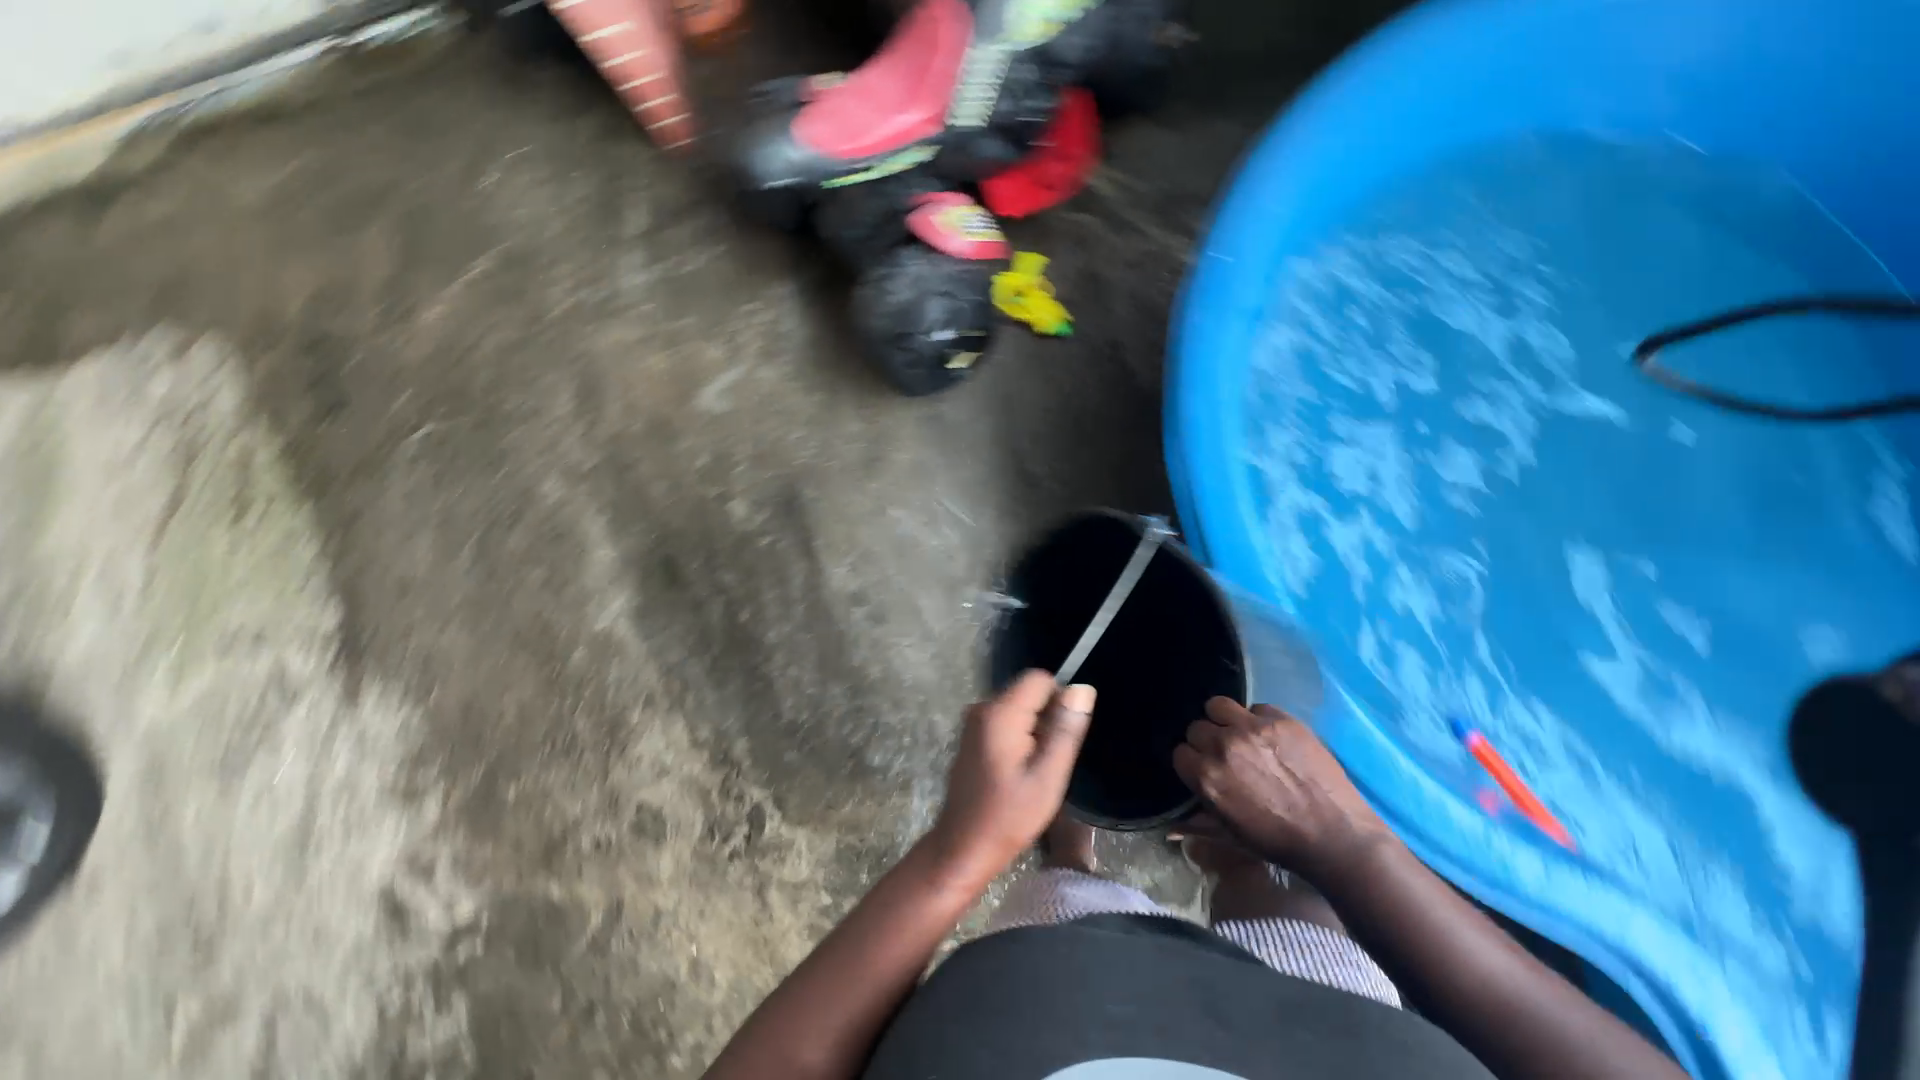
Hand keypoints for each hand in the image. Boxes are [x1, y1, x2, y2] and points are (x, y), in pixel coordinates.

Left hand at [929, 671, 1094, 883]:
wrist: (964, 846)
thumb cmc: (1009, 815)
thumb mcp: (1048, 775)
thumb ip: (1066, 729)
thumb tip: (1082, 688)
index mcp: (999, 713)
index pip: (1039, 679)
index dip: (1059, 701)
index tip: (1062, 738)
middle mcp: (981, 709)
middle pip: (1028, 692)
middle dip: (1046, 719)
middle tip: (1048, 761)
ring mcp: (973, 723)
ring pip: (1019, 709)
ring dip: (1034, 732)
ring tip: (1034, 770)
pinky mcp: (971, 737)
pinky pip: (1006, 723)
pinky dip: (1019, 740)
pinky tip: (1019, 772)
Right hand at [1172, 699, 1393, 880]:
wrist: (1334, 835)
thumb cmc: (1277, 841)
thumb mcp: (1229, 835)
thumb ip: (1195, 824)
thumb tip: (1168, 828)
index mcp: (1206, 777)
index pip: (1180, 752)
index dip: (1192, 762)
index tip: (1205, 769)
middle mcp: (1224, 746)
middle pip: (1197, 727)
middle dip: (1206, 741)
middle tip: (1225, 755)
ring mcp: (1253, 728)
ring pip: (1218, 706)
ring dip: (1225, 720)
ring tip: (1240, 735)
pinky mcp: (1282, 719)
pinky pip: (1256, 707)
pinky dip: (1258, 719)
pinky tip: (1271, 738)